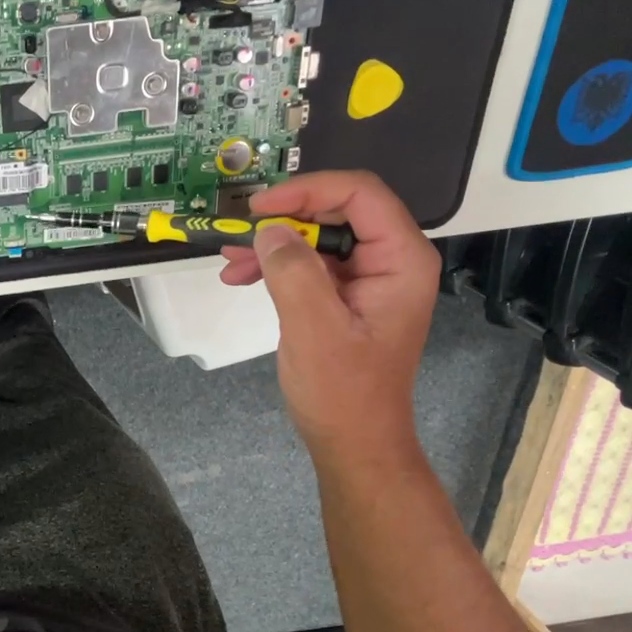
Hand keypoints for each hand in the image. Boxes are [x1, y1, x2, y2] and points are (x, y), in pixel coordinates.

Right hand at [219, 171, 440, 460]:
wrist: (353, 441)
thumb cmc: (342, 391)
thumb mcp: (314, 328)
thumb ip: (293, 271)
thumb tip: (269, 230)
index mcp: (401, 260)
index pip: (360, 194)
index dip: (307, 191)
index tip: (259, 209)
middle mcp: (390, 260)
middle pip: (336, 212)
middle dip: (283, 221)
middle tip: (237, 237)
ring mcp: (367, 279)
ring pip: (316, 238)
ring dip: (272, 246)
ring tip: (230, 262)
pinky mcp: (344, 297)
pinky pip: (309, 265)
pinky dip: (275, 268)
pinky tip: (241, 278)